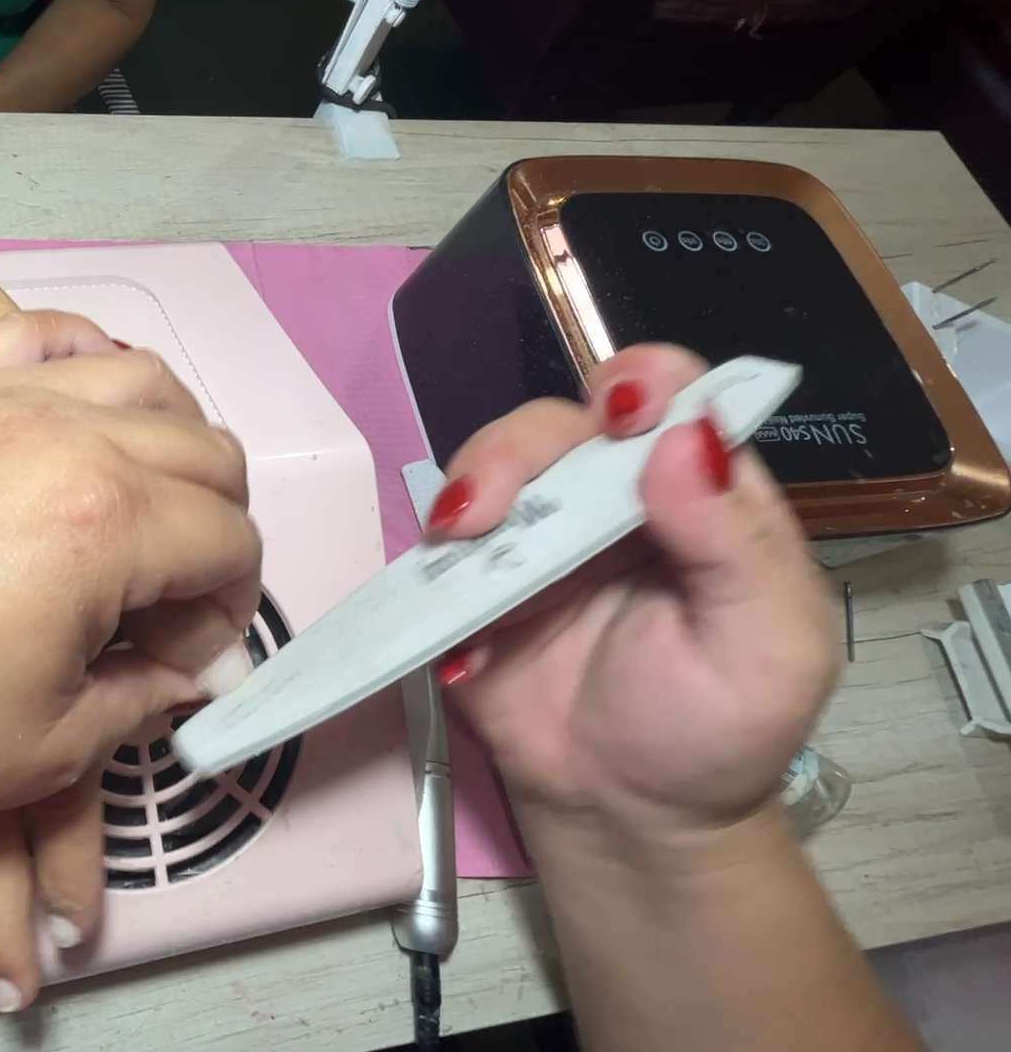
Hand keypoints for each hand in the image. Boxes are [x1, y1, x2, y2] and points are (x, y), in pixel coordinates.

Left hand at [0, 312, 257, 1009]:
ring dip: (172, 448)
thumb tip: (203, 662)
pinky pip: (44, 334)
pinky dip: (86, 363)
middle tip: (169, 597)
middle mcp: (61, 434)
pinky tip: (83, 415)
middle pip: (209, 454)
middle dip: (215, 532)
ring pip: (148, 382)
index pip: (232, 542)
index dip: (230, 608)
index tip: (188, 654)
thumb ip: (159, 686)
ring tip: (141, 510)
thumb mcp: (62, 741)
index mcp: (101, 522)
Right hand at [429, 345, 840, 843]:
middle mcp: (600, 503)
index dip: (641, 384)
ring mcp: (524, 539)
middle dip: (511, 452)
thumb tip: (683, 440)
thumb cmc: (708, 729)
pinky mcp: (466, 579)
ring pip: (480, 471)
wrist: (615, 805)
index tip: (617, 412)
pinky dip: (428, 558)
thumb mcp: (762, 647)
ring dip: (462, 491)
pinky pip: (434, 544)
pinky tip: (440, 594)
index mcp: (690, 500)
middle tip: (484, 510)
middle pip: (548, 428)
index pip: (666, 403)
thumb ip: (736, 546)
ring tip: (454, 541)